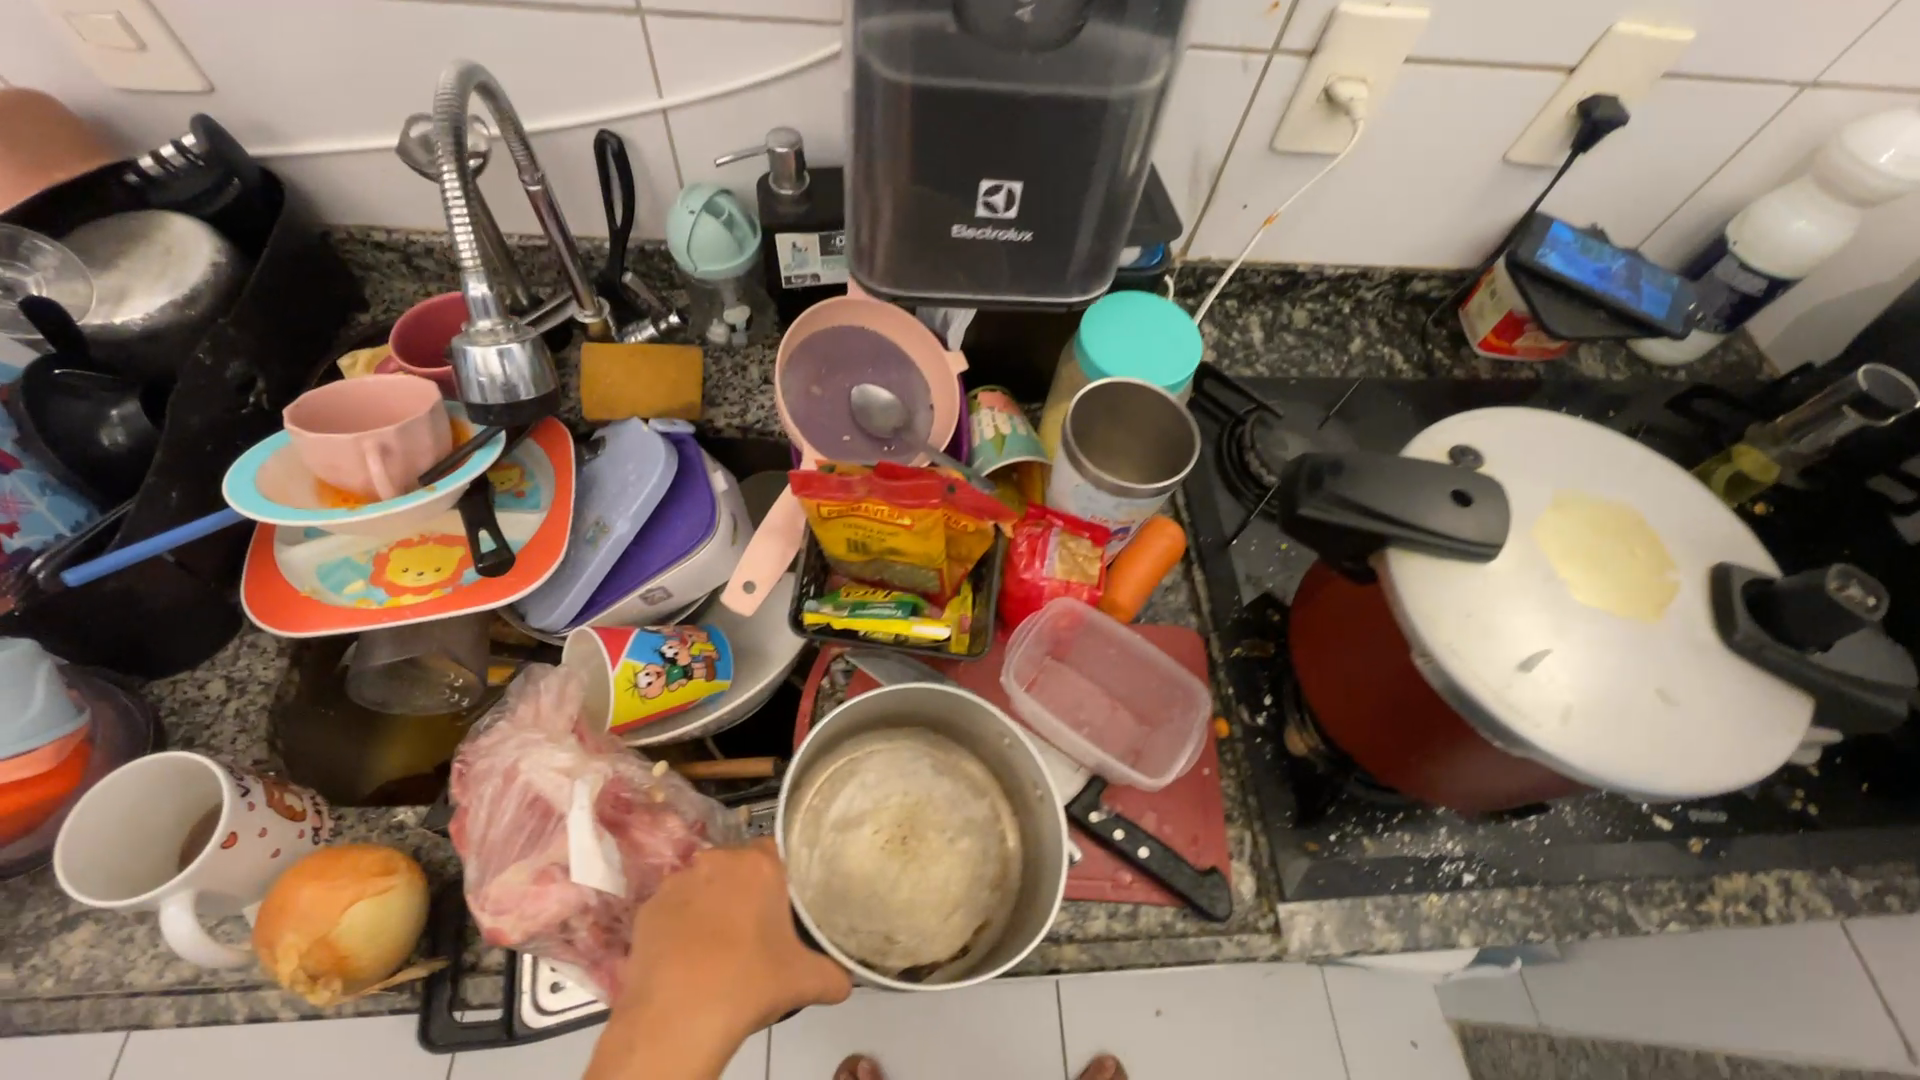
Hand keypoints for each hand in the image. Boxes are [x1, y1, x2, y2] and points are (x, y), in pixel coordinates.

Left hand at [589, 839, 851, 1079]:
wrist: (676, 1018)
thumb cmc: (748, 984)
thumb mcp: (806, 982)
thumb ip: (834, 974)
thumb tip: (845, 982)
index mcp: (760, 865)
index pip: (776, 850)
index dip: (780, 876)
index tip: (783, 903)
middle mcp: (717, 862)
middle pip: (736, 866)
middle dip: (744, 889)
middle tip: (754, 928)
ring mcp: (676, 883)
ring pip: (702, 885)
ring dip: (710, 904)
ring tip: (716, 946)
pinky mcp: (646, 910)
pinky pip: (672, 909)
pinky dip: (679, 926)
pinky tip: (686, 958)